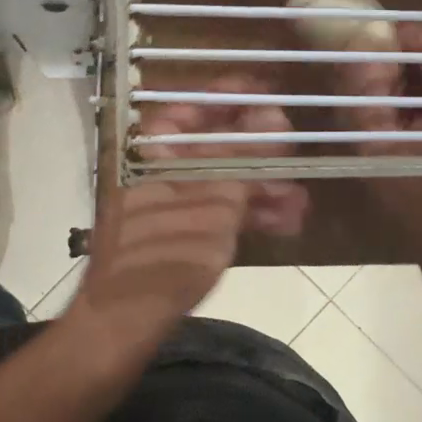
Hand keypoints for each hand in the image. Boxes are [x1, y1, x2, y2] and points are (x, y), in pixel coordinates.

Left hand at [65, 75, 307, 348]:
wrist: (119, 329)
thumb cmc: (163, 261)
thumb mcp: (212, 210)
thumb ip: (243, 164)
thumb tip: (271, 120)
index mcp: (151, 160)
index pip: (188, 111)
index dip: (225, 98)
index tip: (263, 92)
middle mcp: (155, 179)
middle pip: (210, 151)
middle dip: (257, 152)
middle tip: (295, 152)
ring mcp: (164, 213)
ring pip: (219, 188)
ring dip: (261, 190)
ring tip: (302, 201)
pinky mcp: (174, 243)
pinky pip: (215, 218)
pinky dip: (245, 219)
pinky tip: (283, 227)